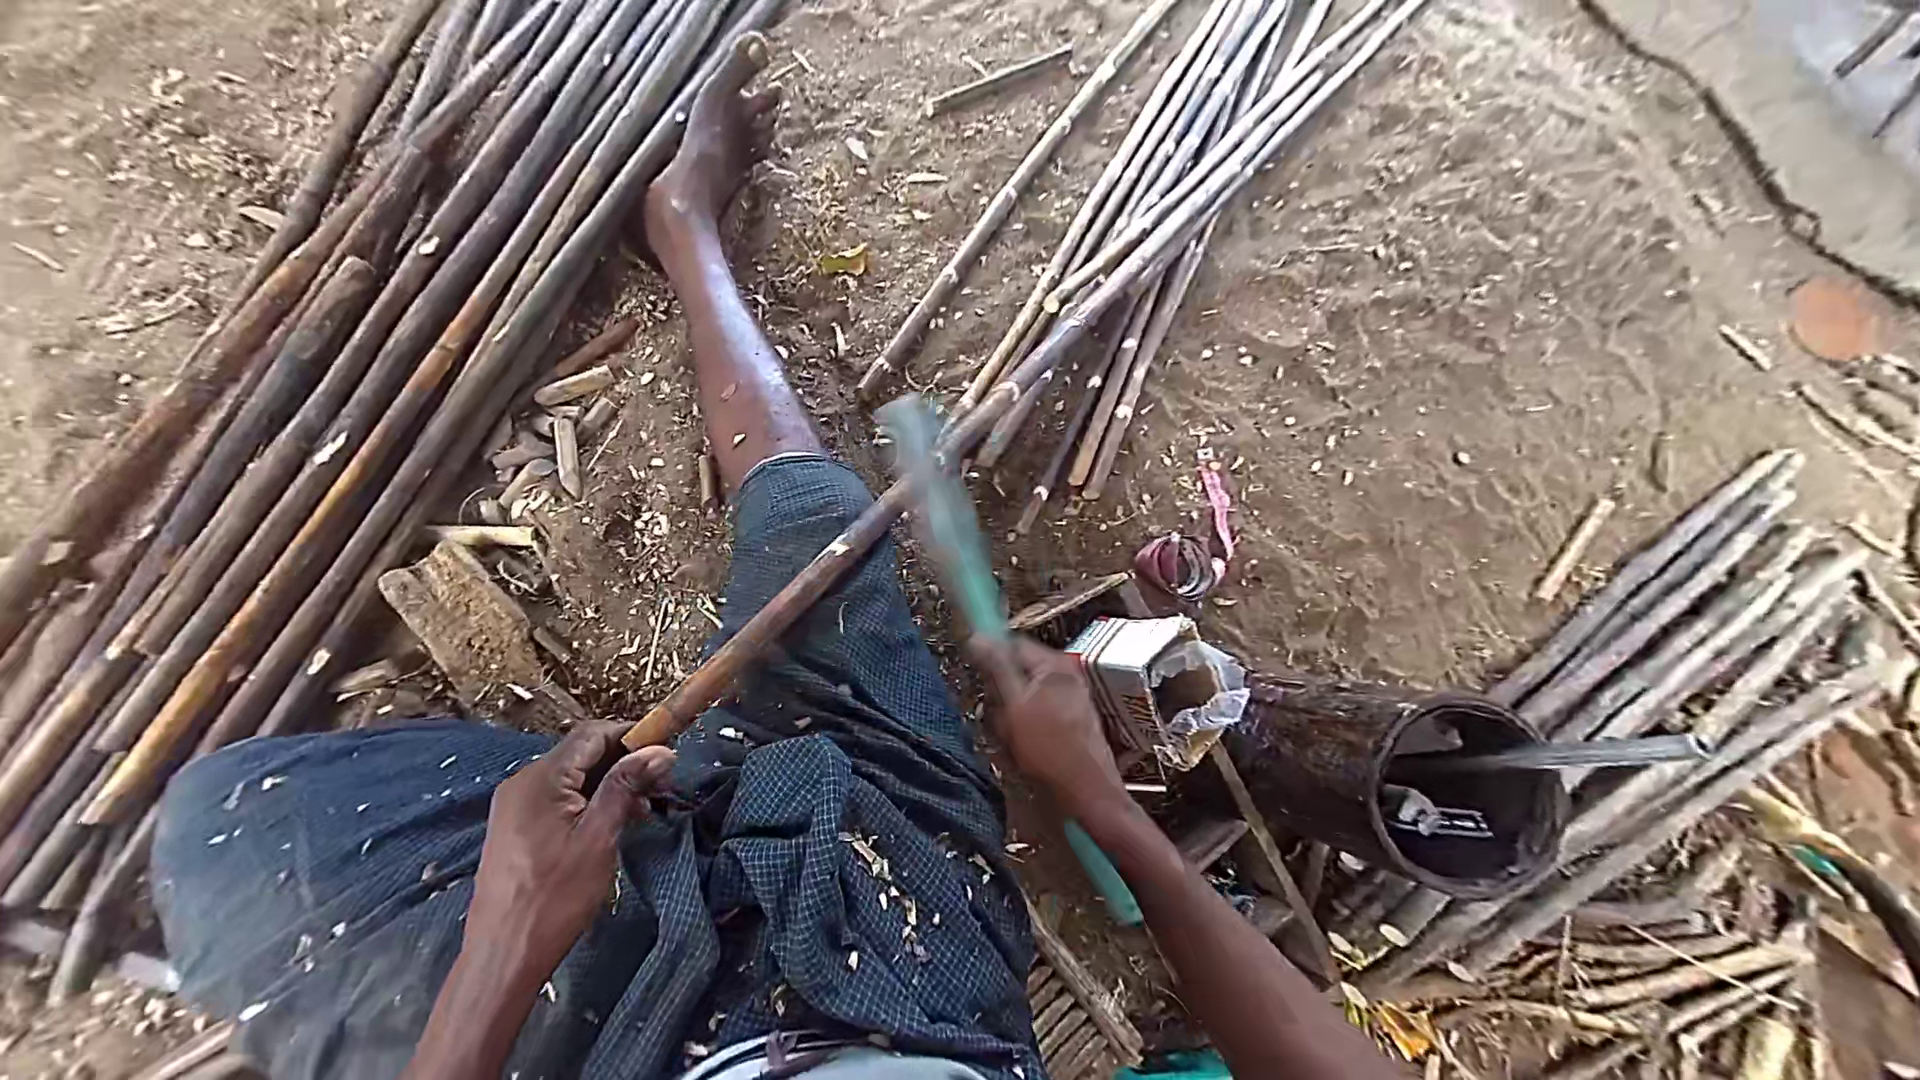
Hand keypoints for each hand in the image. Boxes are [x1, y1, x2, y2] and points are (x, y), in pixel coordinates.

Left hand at [465, 722, 674, 980]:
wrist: (502, 960)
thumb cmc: (555, 897)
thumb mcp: (599, 835)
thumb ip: (627, 784)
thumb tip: (661, 749)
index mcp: (539, 779)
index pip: (593, 734)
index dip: (633, 736)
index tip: (666, 753)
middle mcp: (523, 783)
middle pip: (585, 752)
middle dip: (627, 761)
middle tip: (662, 784)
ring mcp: (518, 805)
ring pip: (577, 775)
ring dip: (614, 782)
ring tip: (644, 806)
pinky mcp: (519, 825)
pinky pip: (563, 795)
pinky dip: (594, 799)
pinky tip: (617, 819)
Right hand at [968, 636, 1126, 820]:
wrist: (1087, 795)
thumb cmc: (1050, 749)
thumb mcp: (1015, 704)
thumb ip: (996, 667)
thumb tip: (977, 636)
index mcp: (1055, 664)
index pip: (1011, 644)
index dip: (989, 656)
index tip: (975, 678)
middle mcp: (1065, 676)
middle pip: (1015, 673)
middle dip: (999, 695)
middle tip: (996, 718)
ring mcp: (1069, 700)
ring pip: (1020, 699)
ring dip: (1007, 718)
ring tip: (1010, 741)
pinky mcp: (1067, 725)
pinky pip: (1032, 718)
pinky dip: (1021, 732)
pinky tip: (1022, 752)